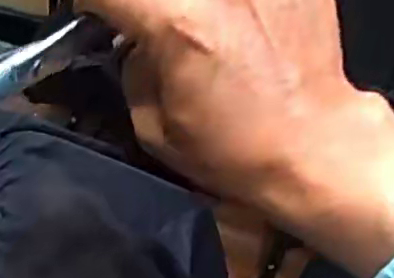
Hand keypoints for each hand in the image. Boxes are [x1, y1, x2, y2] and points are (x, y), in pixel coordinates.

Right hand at [82, 0, 393, 277]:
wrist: (306, 141)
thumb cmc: (228, 148)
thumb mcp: (155, 129)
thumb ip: (134, 71)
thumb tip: (133, 42)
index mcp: (179, 23)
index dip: (89, 3)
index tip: (87, 14)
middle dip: (140, 6)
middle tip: (136, 25)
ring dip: (181, 11)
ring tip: (185, 31)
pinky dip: (221, 11)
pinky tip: (229, 28)